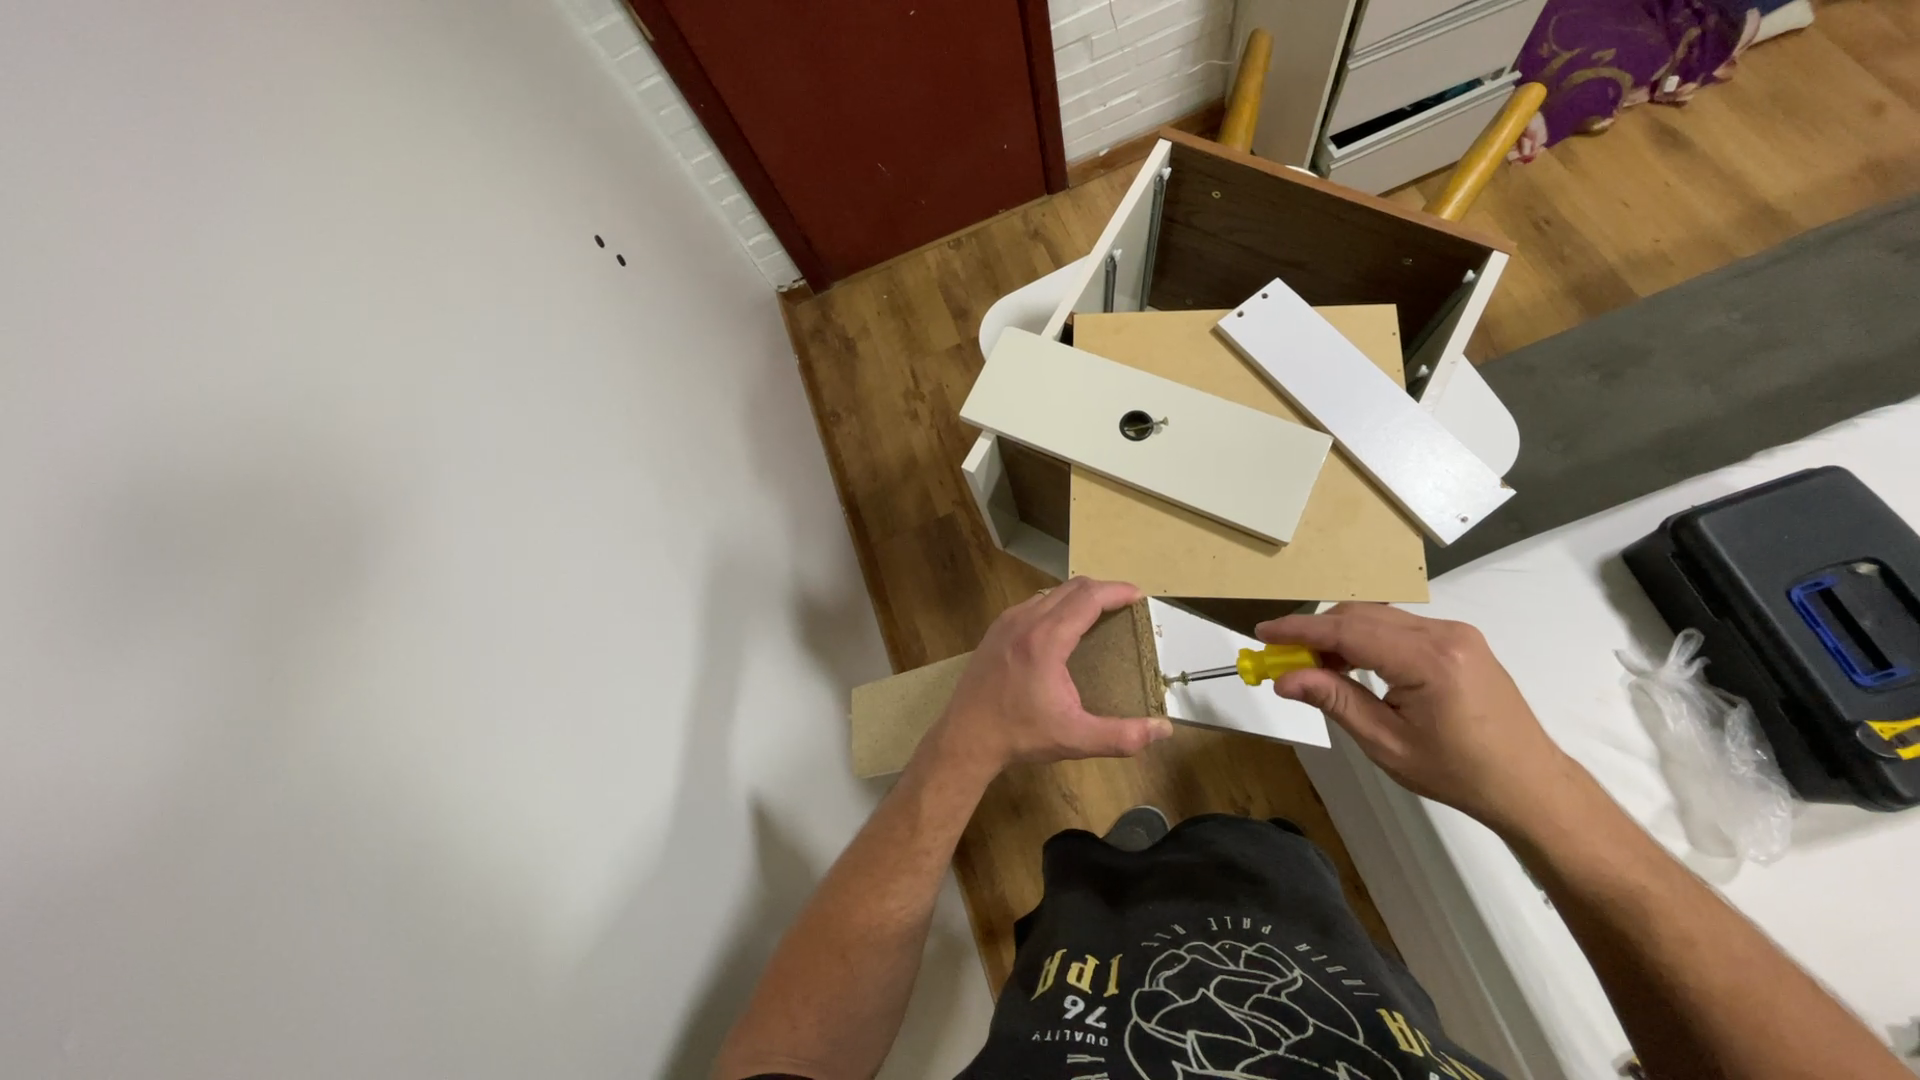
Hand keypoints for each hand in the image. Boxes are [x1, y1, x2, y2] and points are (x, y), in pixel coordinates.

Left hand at [925, 577, 1173, 776]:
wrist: (965, 737)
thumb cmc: (1020, 735)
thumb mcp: (1076, 739)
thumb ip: (1123, 736)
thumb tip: (1163, 730)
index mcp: (1046, 639)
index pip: (1089, 597)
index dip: (1117, 591)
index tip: (1139, 596)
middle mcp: (1025, 621)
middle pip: (1071, 588)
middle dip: (1102, 590)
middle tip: (1125, 606)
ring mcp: (1006, 622)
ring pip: (1050, 593)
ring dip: (1077, 596)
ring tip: (1099, 615)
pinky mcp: (995, 631)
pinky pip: (1032, 604)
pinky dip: (1055, 605)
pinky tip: (1062, 628)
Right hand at [1256, 603, 1575, 829]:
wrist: (1528, 783)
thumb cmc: (1457, 772)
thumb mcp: (1386, 743)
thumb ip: (1335, 701)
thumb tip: (1285, 679)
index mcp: (1429, 660)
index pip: (1349, 631)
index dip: (1300, 630)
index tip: (1263, 633)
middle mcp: (1444, 634)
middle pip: (1361, 615)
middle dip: (1316, 631)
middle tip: (1282, 658)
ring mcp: (1456, 633)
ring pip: (1379, 618)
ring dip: (1340, 635)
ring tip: (1312, 666)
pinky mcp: (1459, 641)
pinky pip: (1399, 627)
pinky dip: (1366, 639)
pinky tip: (1350, 664)